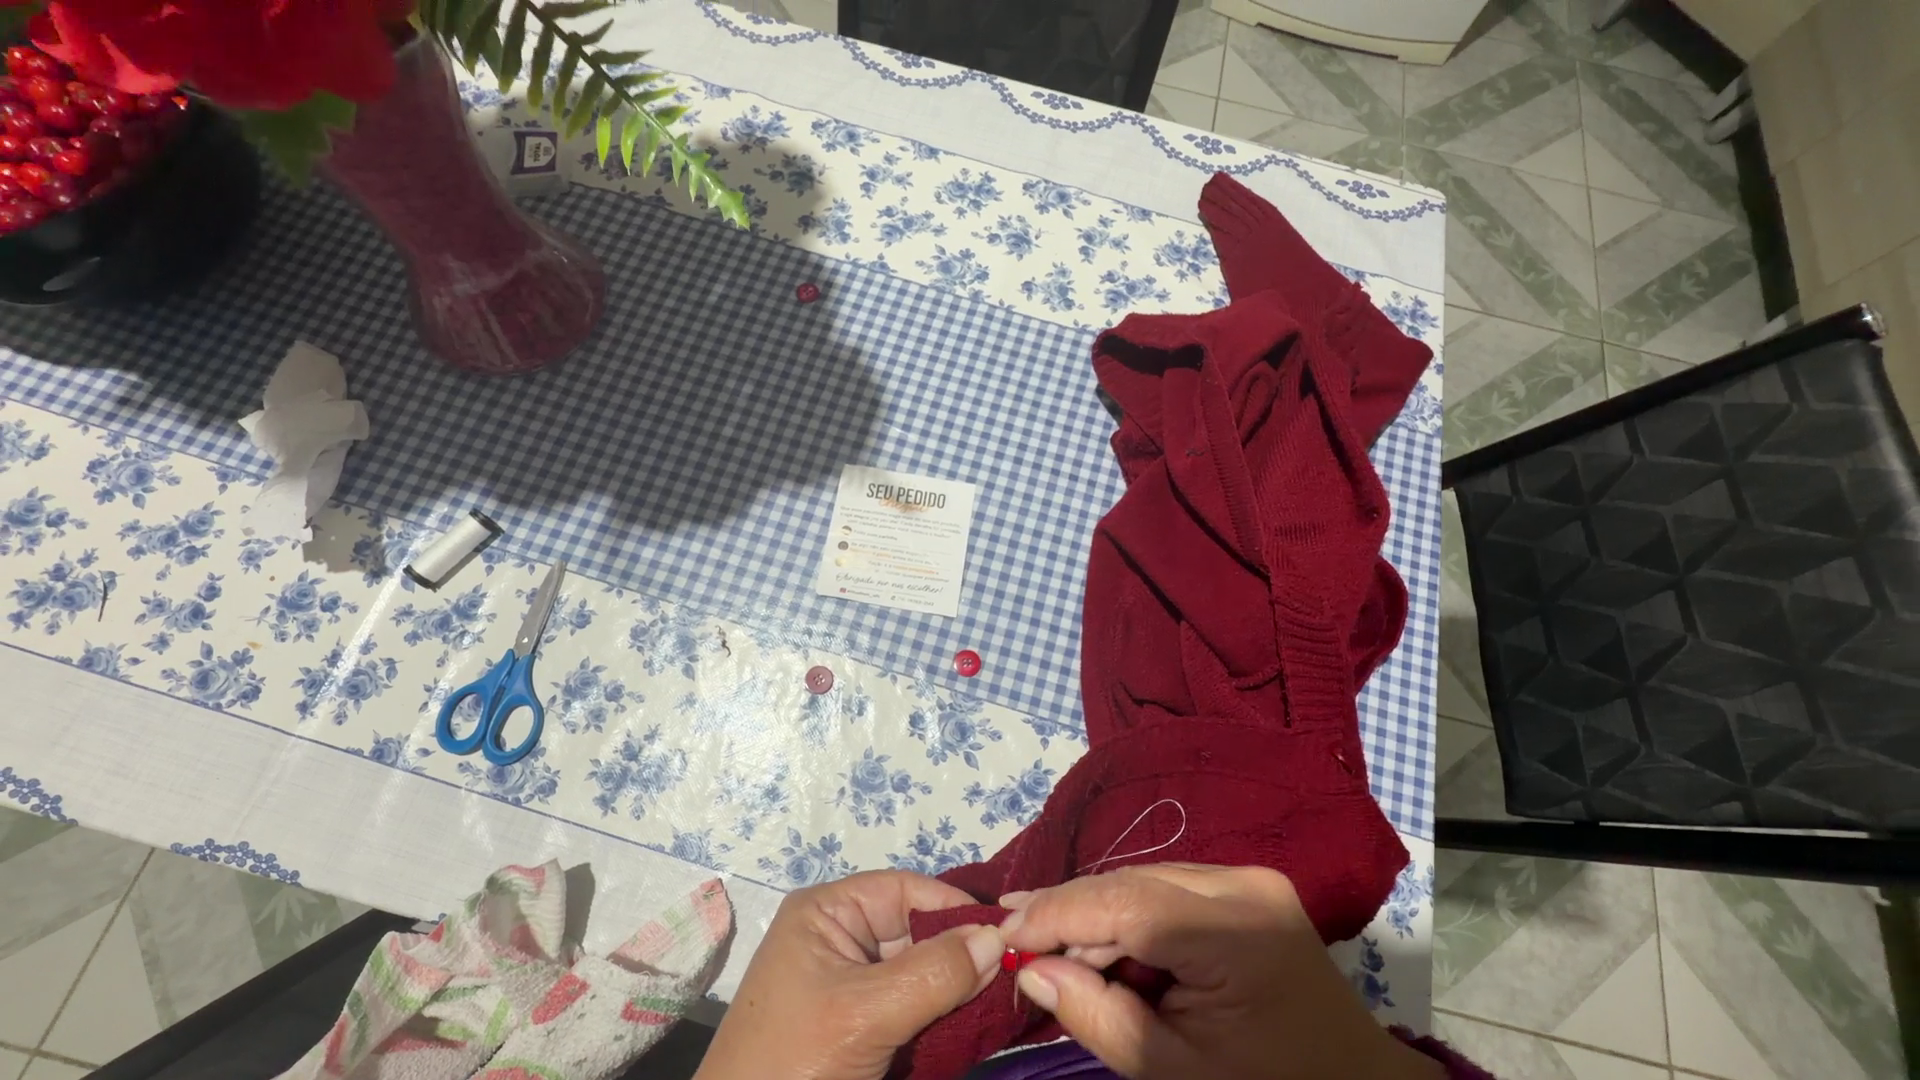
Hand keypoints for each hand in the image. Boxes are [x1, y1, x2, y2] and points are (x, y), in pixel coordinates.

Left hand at [694, 870, 1003, 1079]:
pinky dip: (943, 1014)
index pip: (906, 890)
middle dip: (964, 950)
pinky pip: (912, 1005)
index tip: (1013, 931)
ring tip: (1007, 995)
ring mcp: (849, 983)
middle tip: (1018, 970)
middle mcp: (839, 937)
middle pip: (917, 929)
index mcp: (828, 912)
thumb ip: (934, 973)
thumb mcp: (866, 1013)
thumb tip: (998, 937)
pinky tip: (977, 1020)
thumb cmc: (794, 1062)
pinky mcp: (859, 1024)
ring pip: (920, 969)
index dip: (957, 907)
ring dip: (959, 986)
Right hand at [1000, 864, 1442, 1079]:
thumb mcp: (1175, 1071)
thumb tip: (1031, 970)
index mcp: (1236, 932)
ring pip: (1142, 882)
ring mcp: (1246, 878)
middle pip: (1130, 885)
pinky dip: (1124, 916)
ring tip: (1039, 937)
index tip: (1003, 933)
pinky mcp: (1243, 885)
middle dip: (1068, 912)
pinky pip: (1165, 890)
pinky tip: (1093, 938)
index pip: (1126, 904)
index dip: (1058, 913)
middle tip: (1011, 934)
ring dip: (1092, 913)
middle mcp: (1241, 883)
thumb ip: (1099, 1016)